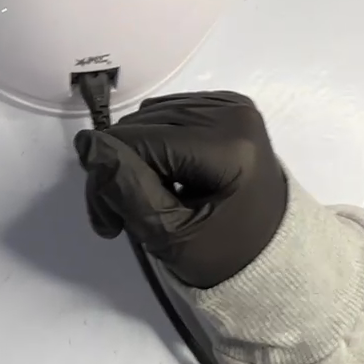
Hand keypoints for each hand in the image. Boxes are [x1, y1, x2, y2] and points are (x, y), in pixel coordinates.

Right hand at [72, 92, 288, 287]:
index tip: (109, 225)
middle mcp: (233, 113)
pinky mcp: (226, 106)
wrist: (275, 257)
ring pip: (144, 117)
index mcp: (229, 146)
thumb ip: (126, 188)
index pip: (138, 141)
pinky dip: (152, 144)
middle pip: (139, 125)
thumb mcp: (170, 237)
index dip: (108, 177)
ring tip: (145, 199)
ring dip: (131, 158)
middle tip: (121, 218)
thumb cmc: (226, 257)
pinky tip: (164, 174)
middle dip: (118, 170)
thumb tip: (87, 144)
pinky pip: (162, 113)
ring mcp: (231, 106)